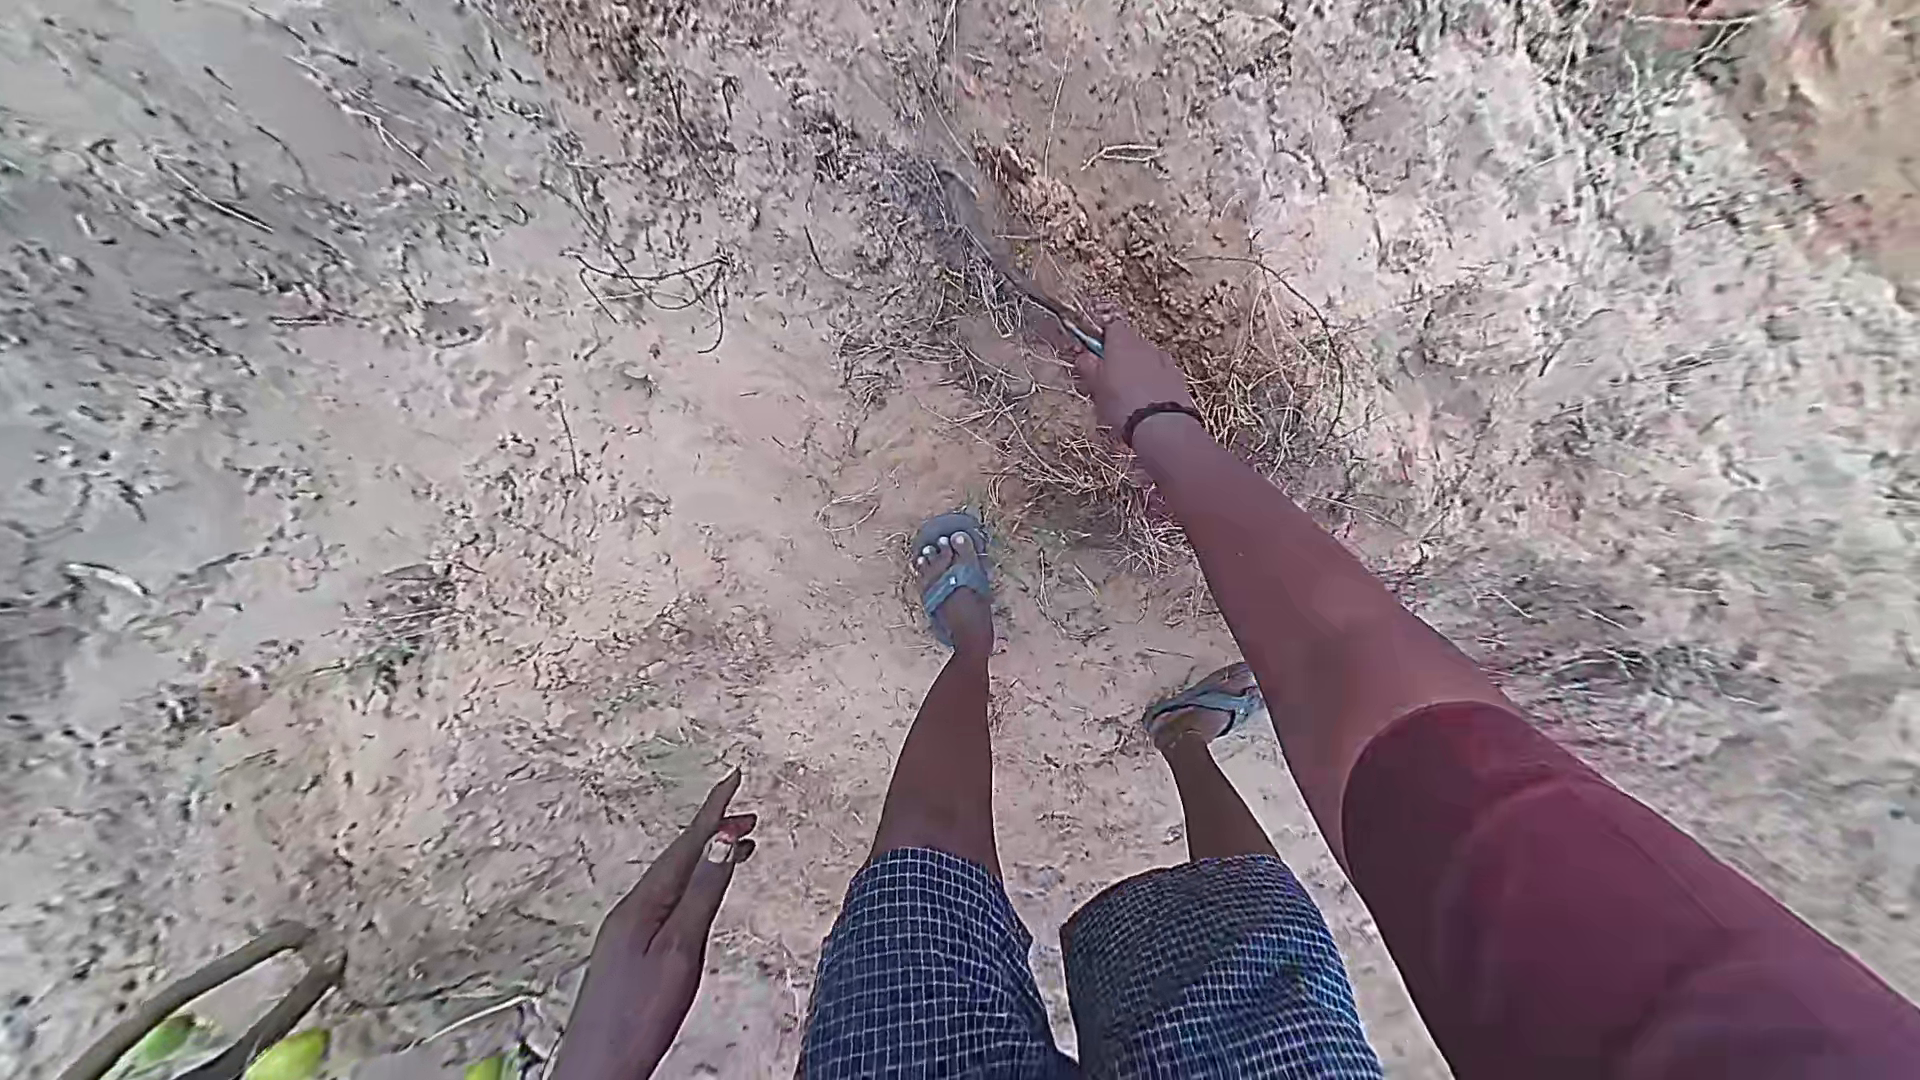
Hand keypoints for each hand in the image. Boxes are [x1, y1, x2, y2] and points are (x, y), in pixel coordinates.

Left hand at [549, 770, 756, 1079]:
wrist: (595, 1077)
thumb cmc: (639, 1017)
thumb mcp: (680, 949)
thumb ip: (703, 892)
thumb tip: (722, 839)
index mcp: (644, 901)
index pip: (687, 842)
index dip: (714, 808)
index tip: (734, 777)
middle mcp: (634, 907)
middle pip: (681, 856)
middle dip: (716, 831)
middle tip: (750, 818)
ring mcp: (629, 928)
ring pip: (677, 877)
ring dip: (708, 857)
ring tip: (740, 846)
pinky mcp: (631, 948)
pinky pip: (670, 897)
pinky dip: (695, 882)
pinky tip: (704, 891)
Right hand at [1060, 313, 1196, 435]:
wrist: (1159, 424)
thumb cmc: (1121, 403)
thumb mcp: (1095, 386)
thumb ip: (1087, 366)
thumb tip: (1083, 356)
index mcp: (1122, 342)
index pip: (1111, 327)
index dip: (1102, 340)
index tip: (1094, 356)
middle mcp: (1145, 346)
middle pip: (1129, 344)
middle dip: (1119, 358)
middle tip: (1106, 382)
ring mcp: (1164, 361)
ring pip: (1145, 360)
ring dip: (1136, 372)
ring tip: (1126, 398)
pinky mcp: (1177, 378)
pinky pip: (1159, 376)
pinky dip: (1152, 384)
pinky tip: (1144, 404)